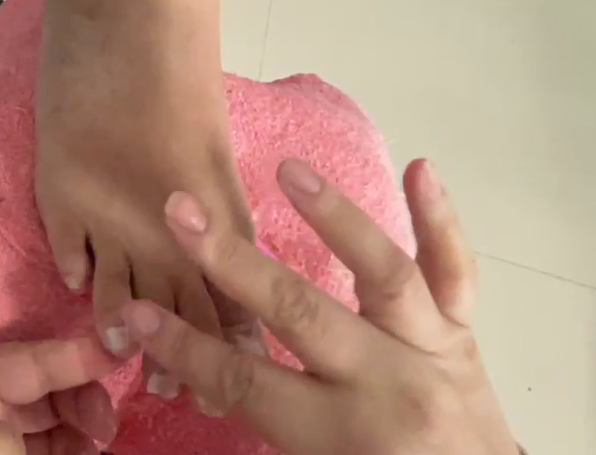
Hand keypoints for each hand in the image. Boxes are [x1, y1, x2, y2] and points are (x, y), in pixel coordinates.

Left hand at [0, 336, 120, 454]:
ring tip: (98, 442)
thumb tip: (62, 445)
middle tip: (105, 424)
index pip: (30, 360)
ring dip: (85, 430)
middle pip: (50, 392)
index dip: (75, 351)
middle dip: (84, 396)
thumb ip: (8, 438)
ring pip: (57, 428)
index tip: (119, 346)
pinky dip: (74, 451)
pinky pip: (52, 452)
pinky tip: (88, 453)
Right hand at [35, 0, 264, 396]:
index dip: (230, 341)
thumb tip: (208, 230)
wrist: (127, 16)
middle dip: (178, 356)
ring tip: (122, 353)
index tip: (231, 367)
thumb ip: (210, 190)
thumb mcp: (211, 132)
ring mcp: (108, 217)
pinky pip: (68, 253)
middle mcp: (165, 232)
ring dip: (121, 328)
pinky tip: (76, 284)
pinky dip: (75, 271)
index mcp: (215, 214)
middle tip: (172, 389)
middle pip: (174, 313)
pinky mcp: (61, 193)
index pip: (227, 299)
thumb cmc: (180, 60)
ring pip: (116, 298)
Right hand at [119, 158, 520, 454]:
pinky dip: (441, 219)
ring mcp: (432, 350)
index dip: (185, 347)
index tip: (134, 311)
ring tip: (289, 169)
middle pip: (300, 311)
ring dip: (334, 217)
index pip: (246, 382)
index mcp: (346, 437)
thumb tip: (191, 379)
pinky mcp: (461, 333)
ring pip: (385, 274)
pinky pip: (455, 273)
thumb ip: (264, 427)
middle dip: (231, 260)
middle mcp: (389, 385)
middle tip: (180, 209)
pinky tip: (419, 167)